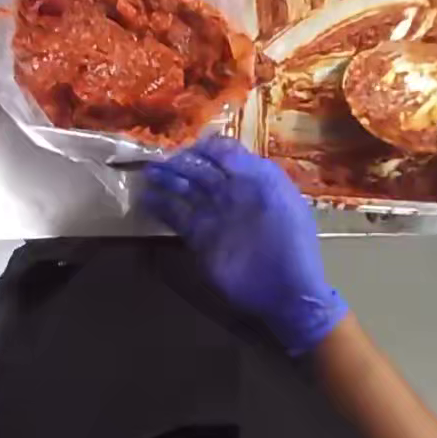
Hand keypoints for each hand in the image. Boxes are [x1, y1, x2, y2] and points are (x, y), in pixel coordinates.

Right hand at [141, 138, 346, 354]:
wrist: (288, 290)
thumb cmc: (290, 241)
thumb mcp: (274, 193)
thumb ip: (248, 170)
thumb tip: (218, 151)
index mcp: (254, 178)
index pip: (223, 153)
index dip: (205, 147)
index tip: (187, 146)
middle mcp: (233, 193)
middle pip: (200, 170)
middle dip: (178, 162)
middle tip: (156, 158)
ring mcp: (216, 217)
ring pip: (187, 191)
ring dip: (166, 181)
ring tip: (147, 174)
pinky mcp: (202, 240)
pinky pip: (178, 217)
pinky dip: (161, 207)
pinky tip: (147, 199)